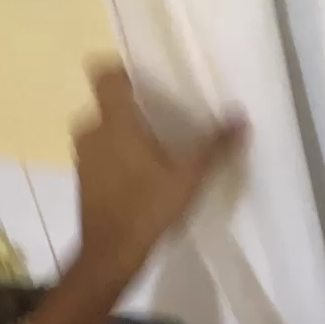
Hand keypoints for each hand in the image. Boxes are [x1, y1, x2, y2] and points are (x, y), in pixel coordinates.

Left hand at [73, 62, 244, 273]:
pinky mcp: (84, 178)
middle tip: (170, 118)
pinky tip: (147, 176)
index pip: (106, 74)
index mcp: (114, 121)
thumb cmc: (148, 207)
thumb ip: (215, 145)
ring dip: (129, 134)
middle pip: (110, 103)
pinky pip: (102, 152)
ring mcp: (83, 156)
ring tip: (163, 149)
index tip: (152, 79)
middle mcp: (91, 131)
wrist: (111, 254)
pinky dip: (121, 156)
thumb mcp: (190, 176)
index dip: (125, 69)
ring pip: (106, 130)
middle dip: (137, 108)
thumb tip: (241, 117)